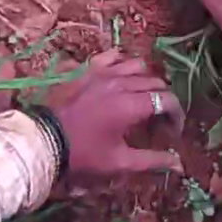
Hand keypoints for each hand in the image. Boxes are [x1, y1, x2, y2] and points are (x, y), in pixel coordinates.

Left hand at [39, 50, 183, 177]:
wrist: (42, 140)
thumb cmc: (82, 154)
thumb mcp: (119, 162)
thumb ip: (152, 160)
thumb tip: (179, 165)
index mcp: (131, 104)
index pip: (167, 100)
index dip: (176, 115)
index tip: (172, 132)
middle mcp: (120, 82)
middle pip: (154, 81)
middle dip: (162, 100)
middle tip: (156, 120)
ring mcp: (101, 72)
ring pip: (136, 65)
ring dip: (145, 79)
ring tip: (140, 97)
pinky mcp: (85, 69)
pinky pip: (111, 57)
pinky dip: (121, 65)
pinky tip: (119, 78)